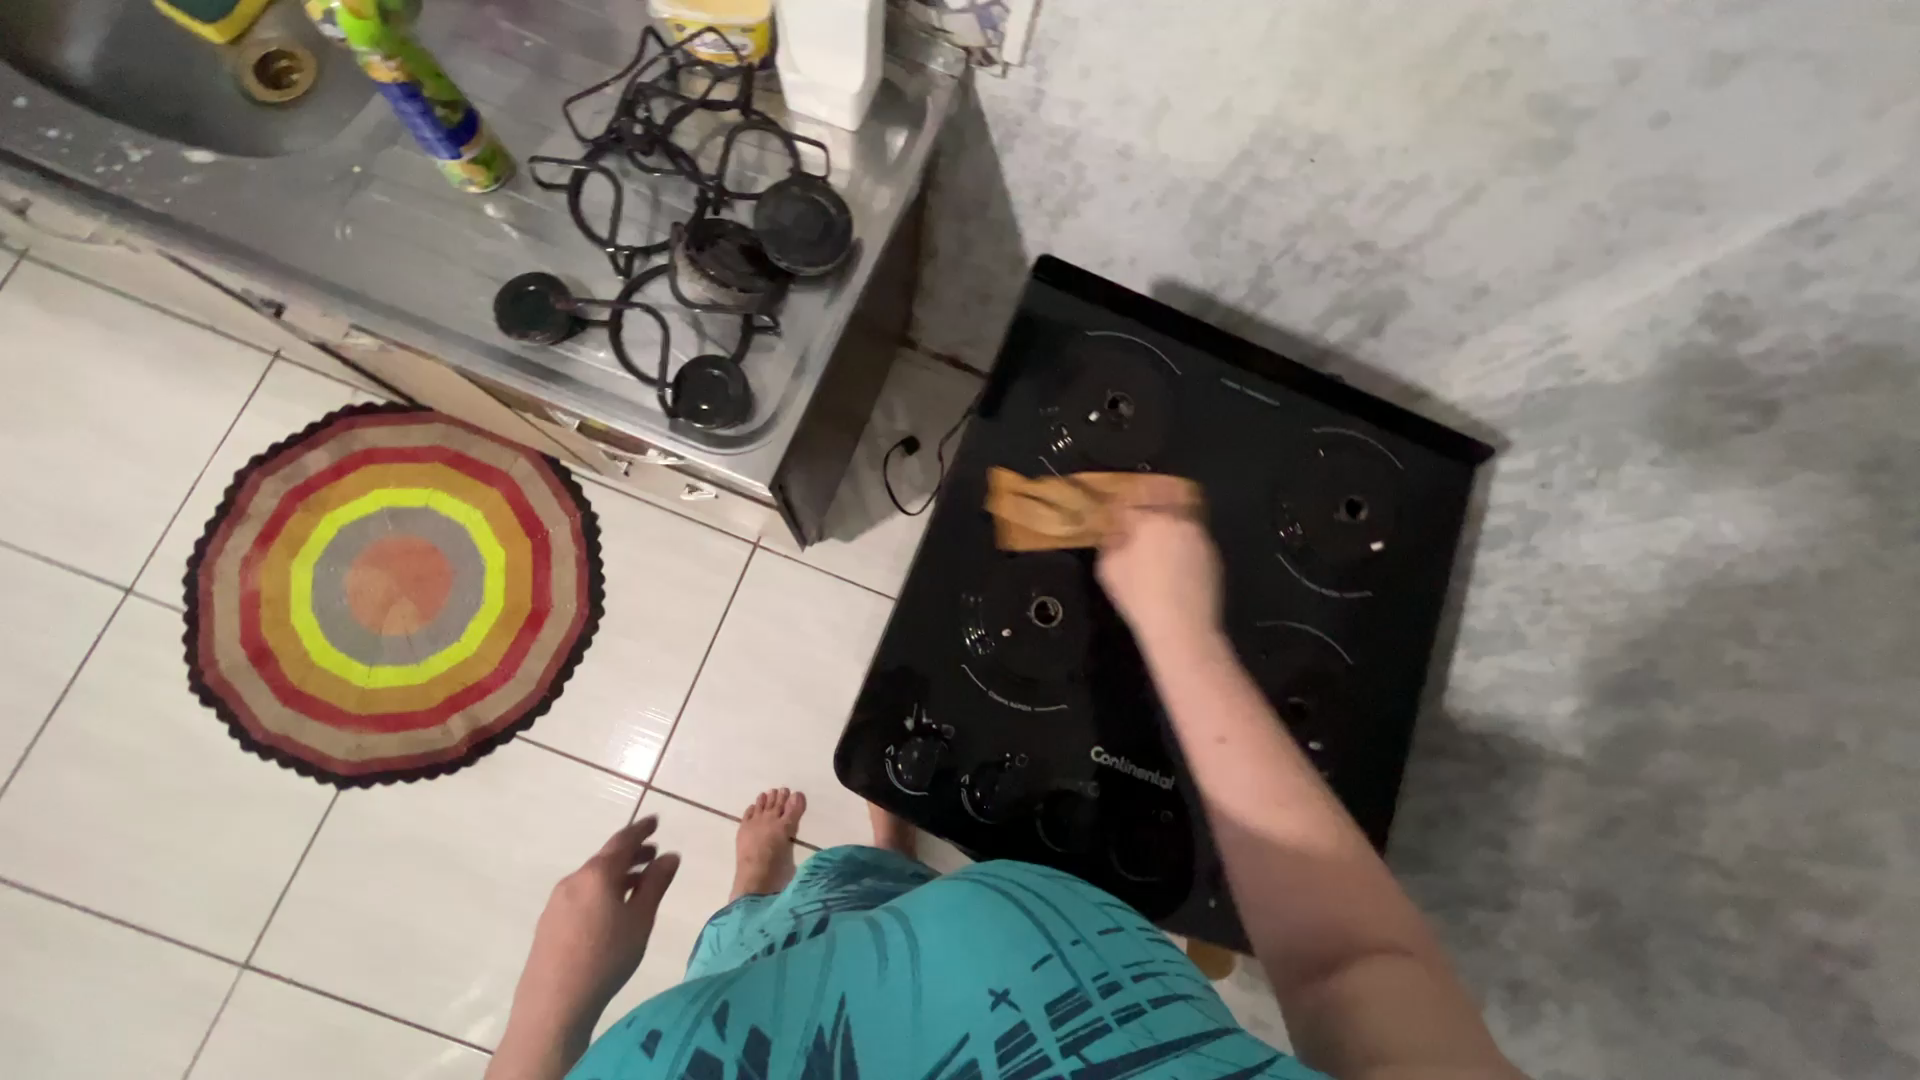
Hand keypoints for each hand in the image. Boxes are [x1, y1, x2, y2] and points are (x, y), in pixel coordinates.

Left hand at [497, 817, 680, 1069]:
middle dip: (631, 853)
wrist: (553, 1004)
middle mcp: (574, 880)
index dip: (641, 829)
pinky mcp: (548, 922)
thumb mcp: (641, 919)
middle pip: (606, 858)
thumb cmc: (606, 957)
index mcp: (598, 873)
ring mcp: (557, 902)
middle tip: (653, 854)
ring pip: (593, 877)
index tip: (656, 821)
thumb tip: (670, 855)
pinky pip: (581, 894)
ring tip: (637, 884)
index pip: (623, 841)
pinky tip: (610, 910)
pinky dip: (601, 890)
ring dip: (617, 874)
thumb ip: (656, 883)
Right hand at [1096, 494, 1223, 649]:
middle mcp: (1179, 521)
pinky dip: (1183, 546)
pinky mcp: (1214, 556)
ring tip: (1158, 547)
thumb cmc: (1139, 597)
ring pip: (1181, 520)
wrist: (1183, 627)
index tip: (1118, 515)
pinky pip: (1193, 541)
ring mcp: (1200, 537)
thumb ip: (1110, 543)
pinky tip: (1174, 567)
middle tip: (1140, 522)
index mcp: (1150, 519)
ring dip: (1169, 526)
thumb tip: (1116, 535)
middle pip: (1163, 502)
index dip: (1123, 507)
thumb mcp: (1108, 569)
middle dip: (1150, 507)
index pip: (1133, 501)